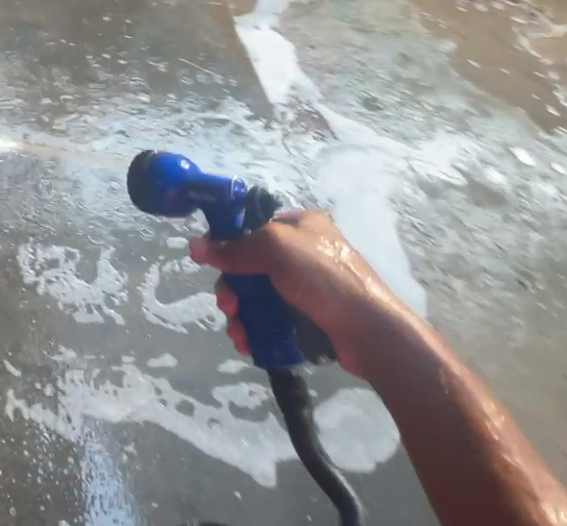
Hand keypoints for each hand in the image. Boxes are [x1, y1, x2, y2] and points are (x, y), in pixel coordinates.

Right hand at [190, 210, 423, 380]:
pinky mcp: (309, 316)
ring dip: (239, 312)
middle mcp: (302, 252)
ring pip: (256, 294)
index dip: (225, 242)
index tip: (209, 261)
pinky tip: (247, 341)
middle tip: (227, 305)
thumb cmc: (324, 277)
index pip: (250, 225)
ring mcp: (307, 286)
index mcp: (300, 225)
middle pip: (248, 265)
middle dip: (231, 288)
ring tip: (237, 331)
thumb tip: (195, 247)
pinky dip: (255, 328)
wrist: (371, 332)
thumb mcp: (274, 248)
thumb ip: (233, 247)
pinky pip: (271, 317)